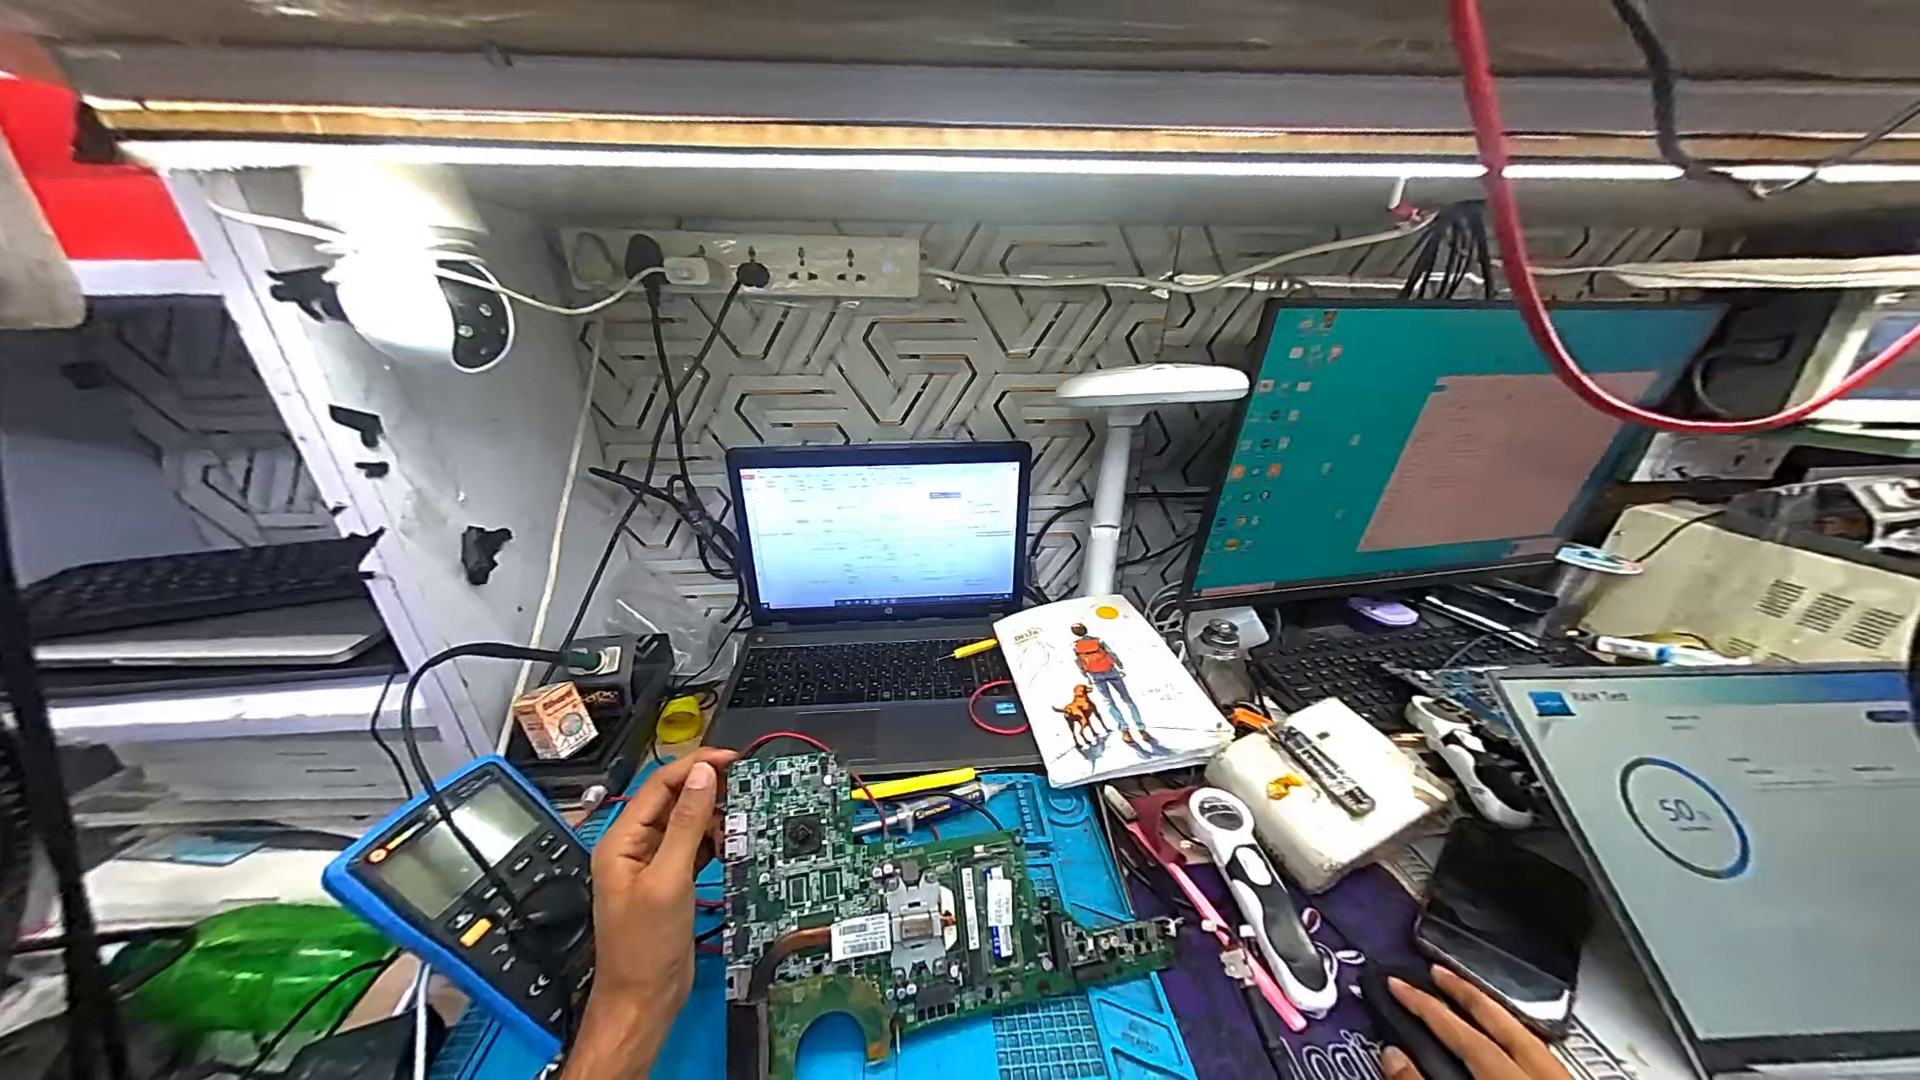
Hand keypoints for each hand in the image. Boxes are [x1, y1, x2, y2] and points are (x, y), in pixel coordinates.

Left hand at [562, 748, 736, 1079]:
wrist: (645, 1001)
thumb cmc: (647, 943)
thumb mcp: (668, 879)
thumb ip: (685, 823)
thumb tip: (704, 774)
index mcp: (623, 839)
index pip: (660, 784)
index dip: (695, 766)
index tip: (732, 759)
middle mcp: (637, 843)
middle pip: (675, 797)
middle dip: (708, 785)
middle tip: (745, 778)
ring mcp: (655, 860)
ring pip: (688, 818)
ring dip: (714, 810)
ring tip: (744, 805)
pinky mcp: (673, 875)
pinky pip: (696, 841)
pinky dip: (715, 835)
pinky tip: (733, 835)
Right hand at [1378, 966, 1571, 1079]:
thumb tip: (1393, 1056)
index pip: (1462, 1034)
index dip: (1424, 1005)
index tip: (1397, 985)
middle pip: (1506, 1027)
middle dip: (1466, 993)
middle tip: (1437, 970)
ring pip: (1533, 1042)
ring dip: (1496, 1014)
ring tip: (1469, 996)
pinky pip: (1550, 1062)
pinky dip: (1522, 1042)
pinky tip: (1512, 1044)